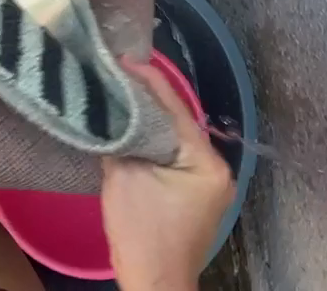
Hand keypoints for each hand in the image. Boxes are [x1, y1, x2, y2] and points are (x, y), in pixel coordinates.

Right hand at [101, 59, 236, 290]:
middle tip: (118, 73)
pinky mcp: (198, 192)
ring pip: (176, 135)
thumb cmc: (140, 232)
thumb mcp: (123, 175)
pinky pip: (176, 152)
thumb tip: (109, 102)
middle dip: (148, 96)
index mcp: (206, 162)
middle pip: (178, 119)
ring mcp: (210, 182)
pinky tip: (132, 125)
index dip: (148, 80)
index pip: (175, 107)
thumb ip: (120, 133)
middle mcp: (217, 167)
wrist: (154, 285)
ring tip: (121, 91)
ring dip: (150, 117)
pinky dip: (155, 138)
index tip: (123, 58)